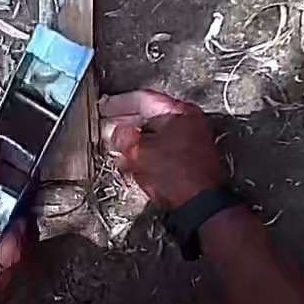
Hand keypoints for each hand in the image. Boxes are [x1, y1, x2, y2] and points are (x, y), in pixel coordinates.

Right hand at [99, 90, 226, 208]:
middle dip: (124, 123)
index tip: (105, 108)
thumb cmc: (175, 174)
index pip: (143, 99)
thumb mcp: (139, 151)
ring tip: (114, 146)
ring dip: (133, 141)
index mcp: (179, 112)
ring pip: (154, 135)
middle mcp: (188, 123)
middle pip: (149, 117)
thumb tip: (112, 132)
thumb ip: (122, 137)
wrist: (199, 203)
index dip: (119, 103)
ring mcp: (191, 142)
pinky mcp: (189, 161)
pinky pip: (162, 151)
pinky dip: (145, 153)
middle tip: (106, 127)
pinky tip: (131, 161)